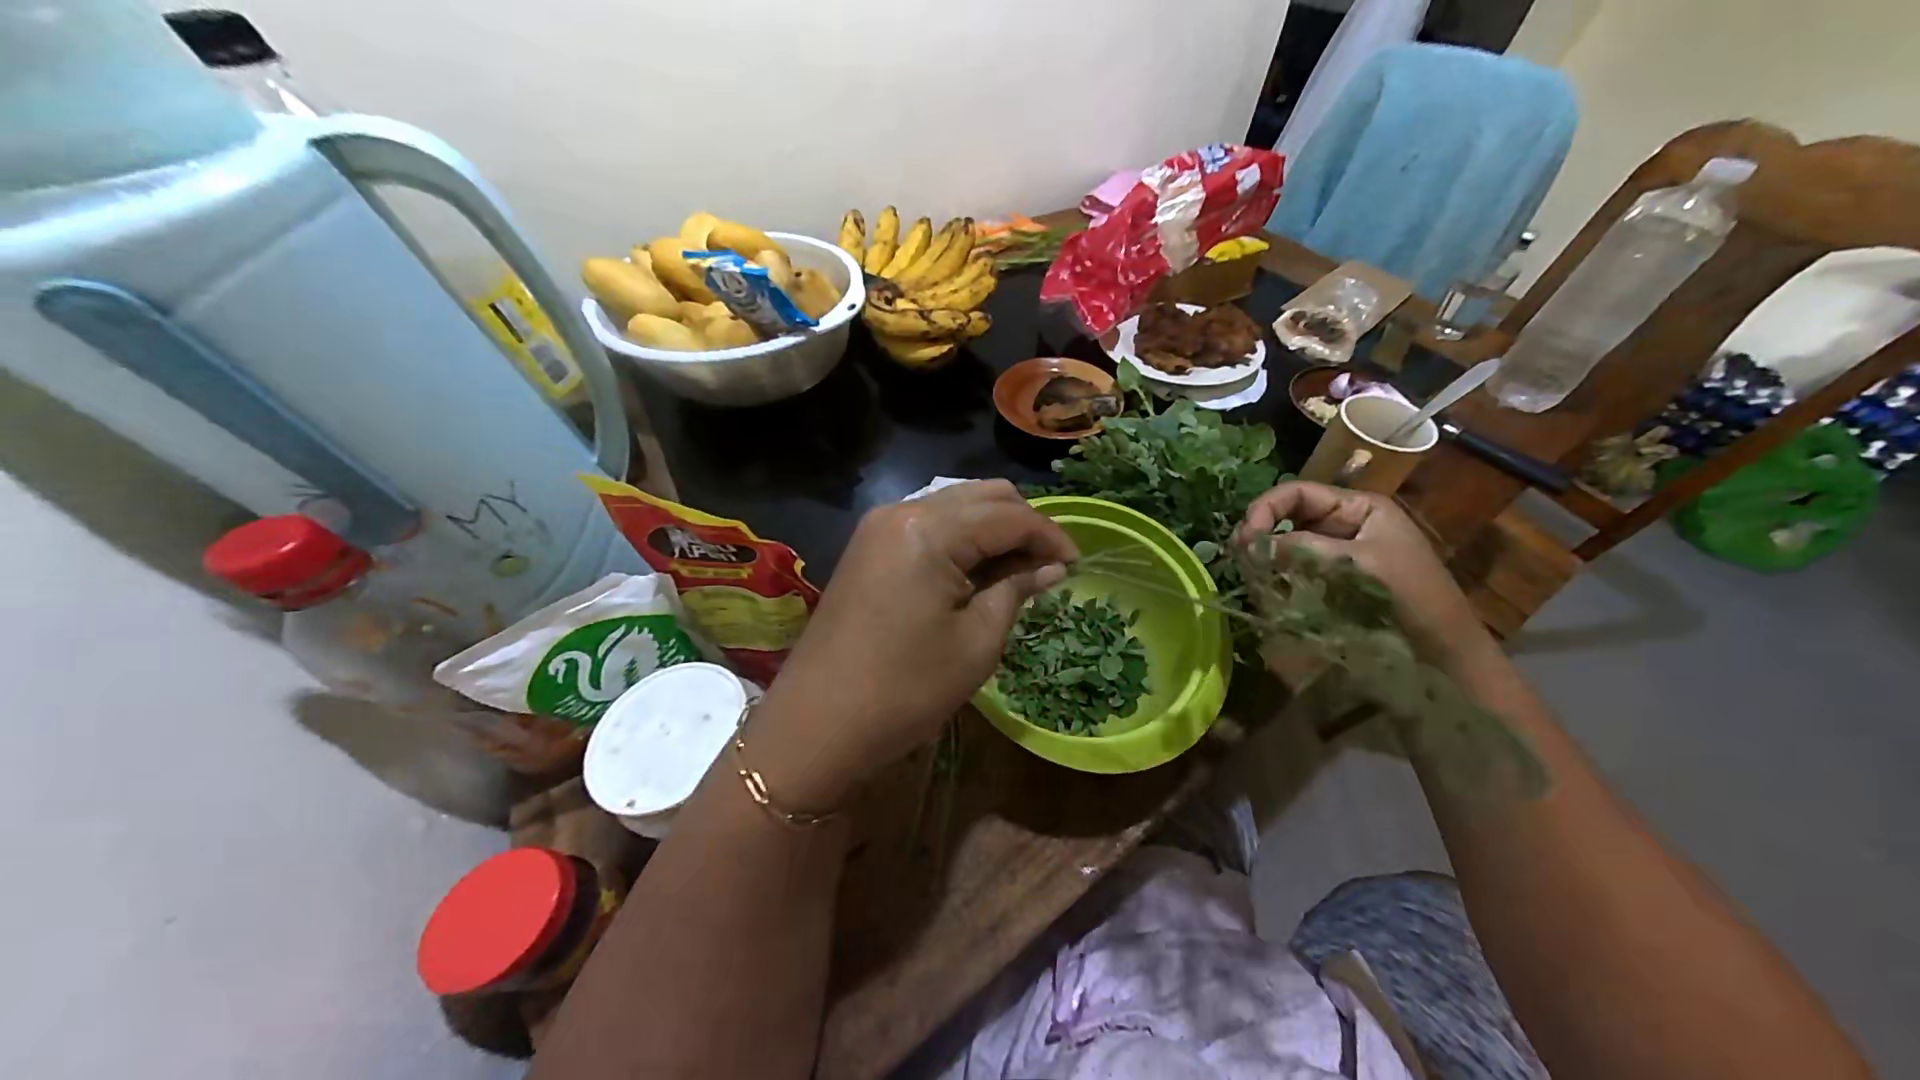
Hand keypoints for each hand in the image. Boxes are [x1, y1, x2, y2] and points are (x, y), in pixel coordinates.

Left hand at [745, 481, 1077, 811]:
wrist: (817, 724)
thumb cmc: (905, 689)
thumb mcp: (976, 641)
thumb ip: (1016, 589)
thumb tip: (1051, 566)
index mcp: (930, 529)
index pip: (1009, 515)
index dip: (1050, 536)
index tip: (1078, 565)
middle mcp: (902, 511)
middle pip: (981, 496)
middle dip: (1023, 524)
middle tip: (1049, 566)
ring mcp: (878, 527)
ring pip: (954, 505)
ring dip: (992, 529)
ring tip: (1018, 570)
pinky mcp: (867, 547)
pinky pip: (928, 525)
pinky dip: (961, 539)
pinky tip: (977, 572)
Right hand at [1233, 481, 1488, 662]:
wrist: (1445, 653)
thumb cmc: (1412, 598)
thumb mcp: (1358, 563)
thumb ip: (1304, 548)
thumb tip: (1252, 544)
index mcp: (1358, 508)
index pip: (1297, 494)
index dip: (1266, 509)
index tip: (1246, 537)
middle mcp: (1344, 525)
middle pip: (1287, 518)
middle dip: (1261, 533)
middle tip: (1240, 557)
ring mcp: (1336, 555)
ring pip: (1286, 546)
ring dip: (1266, 557)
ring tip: (1250, 574)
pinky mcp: (1329, 583)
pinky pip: (1293, 571)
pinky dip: (1276, 577)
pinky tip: (1266, 589)